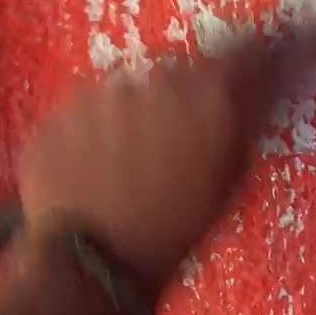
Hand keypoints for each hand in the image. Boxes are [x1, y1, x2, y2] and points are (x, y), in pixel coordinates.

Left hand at [16, 43, 275, 295]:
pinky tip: (89, 167)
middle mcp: (158, 76)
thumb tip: (253, 88)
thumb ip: (241, 123)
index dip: (246, 60)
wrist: (94, 260)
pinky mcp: (62, 106)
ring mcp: (104, 88)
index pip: (242, 54)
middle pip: (174, 71)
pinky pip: (84, 109)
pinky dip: (88, 129)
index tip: (243, 72)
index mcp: (209, 95)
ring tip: (120, 161)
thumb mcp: (229, 179)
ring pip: (124, 90)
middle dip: (174, 96)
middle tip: (166, 140)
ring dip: (128, 113)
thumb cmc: (176, 227)